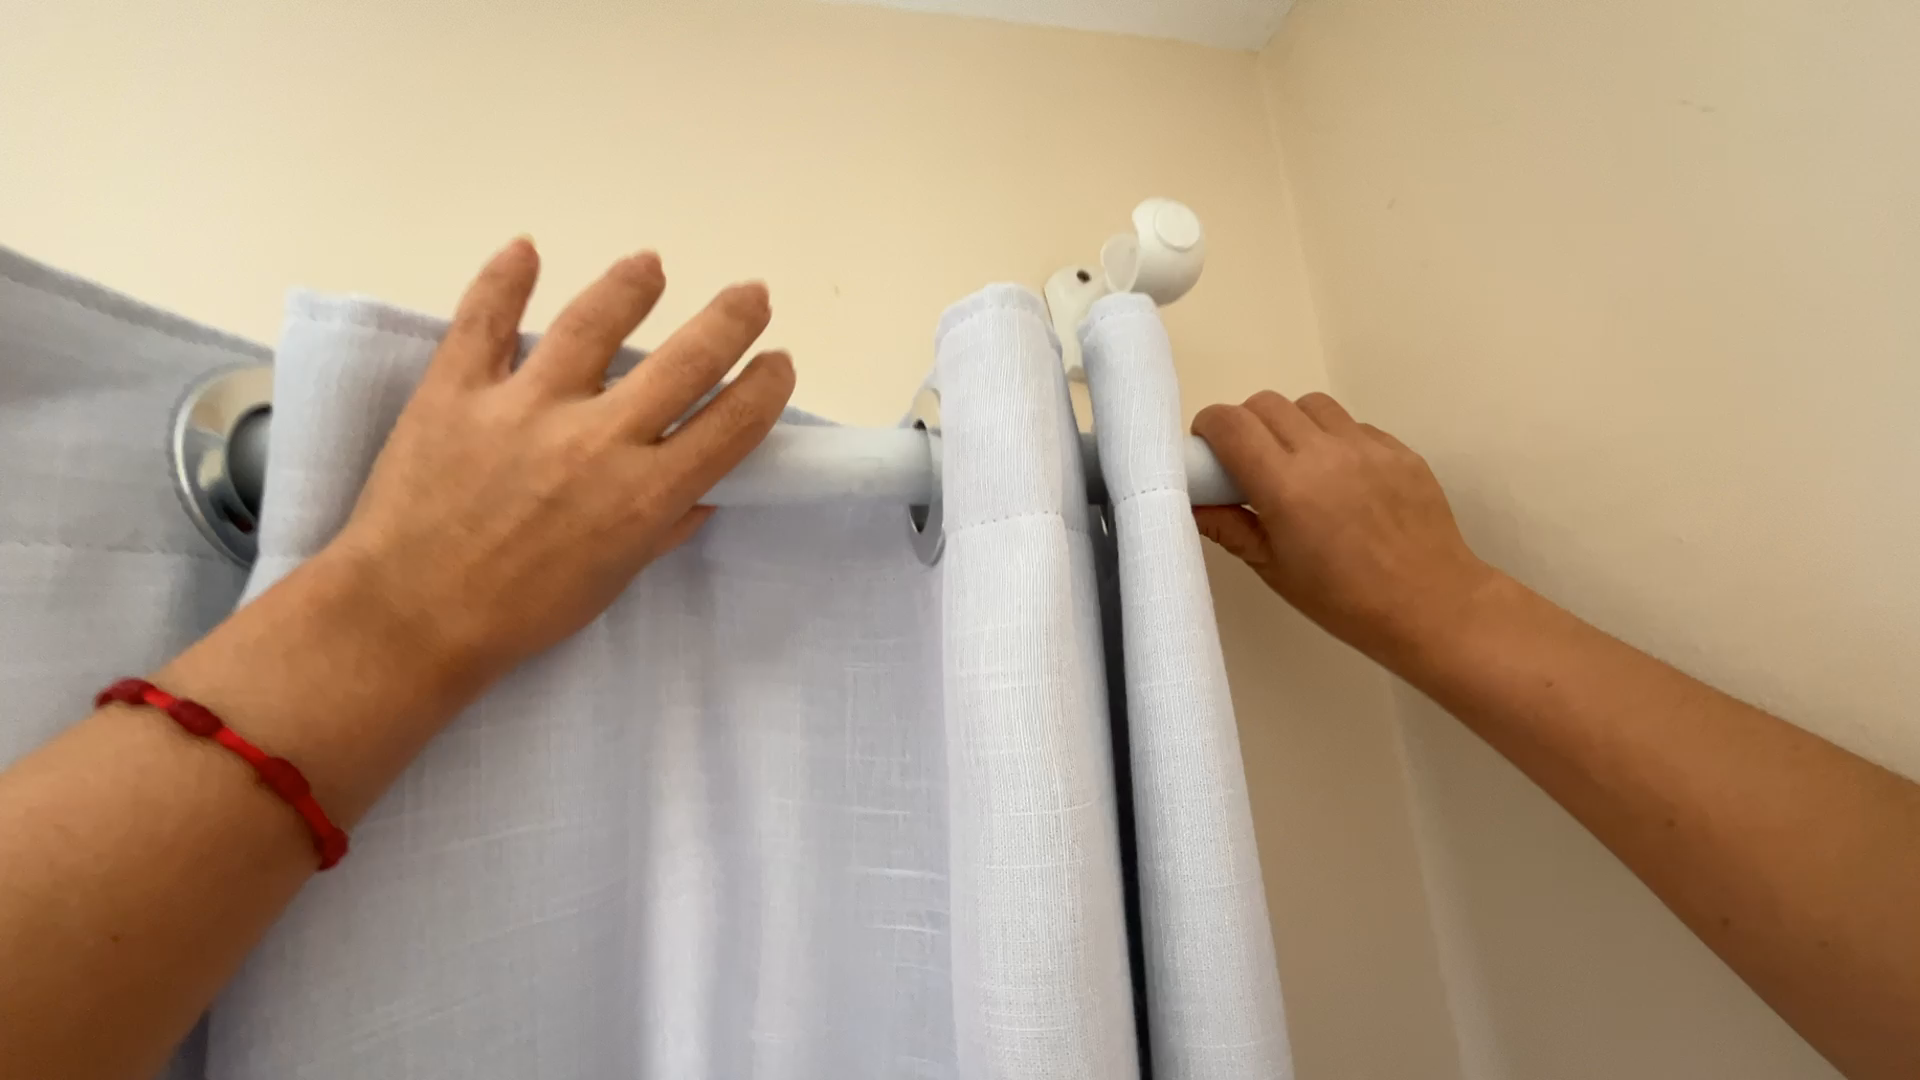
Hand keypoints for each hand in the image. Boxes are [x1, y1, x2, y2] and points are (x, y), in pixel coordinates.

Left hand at [321, 237, 794, 687]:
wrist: (413, 618)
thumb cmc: (531, 608)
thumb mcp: (621, 576)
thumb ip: (669, 524)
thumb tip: (704, 487)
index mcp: (647, 495)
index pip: (733, 424)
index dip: (767, 385)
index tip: (778, 363)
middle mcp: (599, 441)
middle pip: (686, 362)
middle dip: (731, 322)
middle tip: (752, 295)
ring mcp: (525, 408)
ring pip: (591, 325)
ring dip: (632, 287)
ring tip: (651, 265)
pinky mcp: (456, 392)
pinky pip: (483, 322)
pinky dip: (504, 281)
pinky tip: (526, 249)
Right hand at [1192, 391, 1497, 661]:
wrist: (1430, 605)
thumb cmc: (1340, 598)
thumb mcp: (1272, 568)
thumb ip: (1229, 528)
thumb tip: (1193, 504)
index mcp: (1285, 487)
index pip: (1231, 425)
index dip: (1208, 426)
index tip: (1205, 447)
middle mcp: (1323, 454)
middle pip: (1265, 404)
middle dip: (1243, 424)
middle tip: (1244, 460)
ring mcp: (1366, 447)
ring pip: (1310, 404)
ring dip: (1288, 423)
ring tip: (1292, 461)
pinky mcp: (1398, 449)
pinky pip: (1351, 425)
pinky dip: (1330, 438)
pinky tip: (1337, 477)